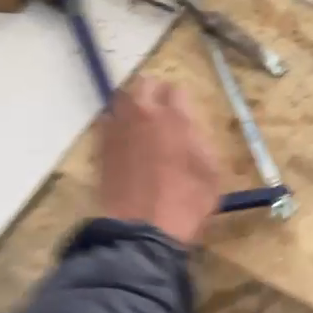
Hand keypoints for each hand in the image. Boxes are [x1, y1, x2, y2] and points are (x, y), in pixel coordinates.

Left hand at [99, 77, 221, 245]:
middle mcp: (144, 114)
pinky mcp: (100, 145)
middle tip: (161, 110)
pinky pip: (107, 121)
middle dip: (154, 93)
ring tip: (140, 122)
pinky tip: (125, 140)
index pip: (176, 90)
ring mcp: (118, 127)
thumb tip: (191, 133)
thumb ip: (202, 146)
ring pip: (121, 99)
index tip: (184, 112)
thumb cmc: (186, 205)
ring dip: (133, 105)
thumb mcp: (211, 177)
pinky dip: (117, 124)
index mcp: (175, 119)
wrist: (143, 228)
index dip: (181, 100)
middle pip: (144, 84)